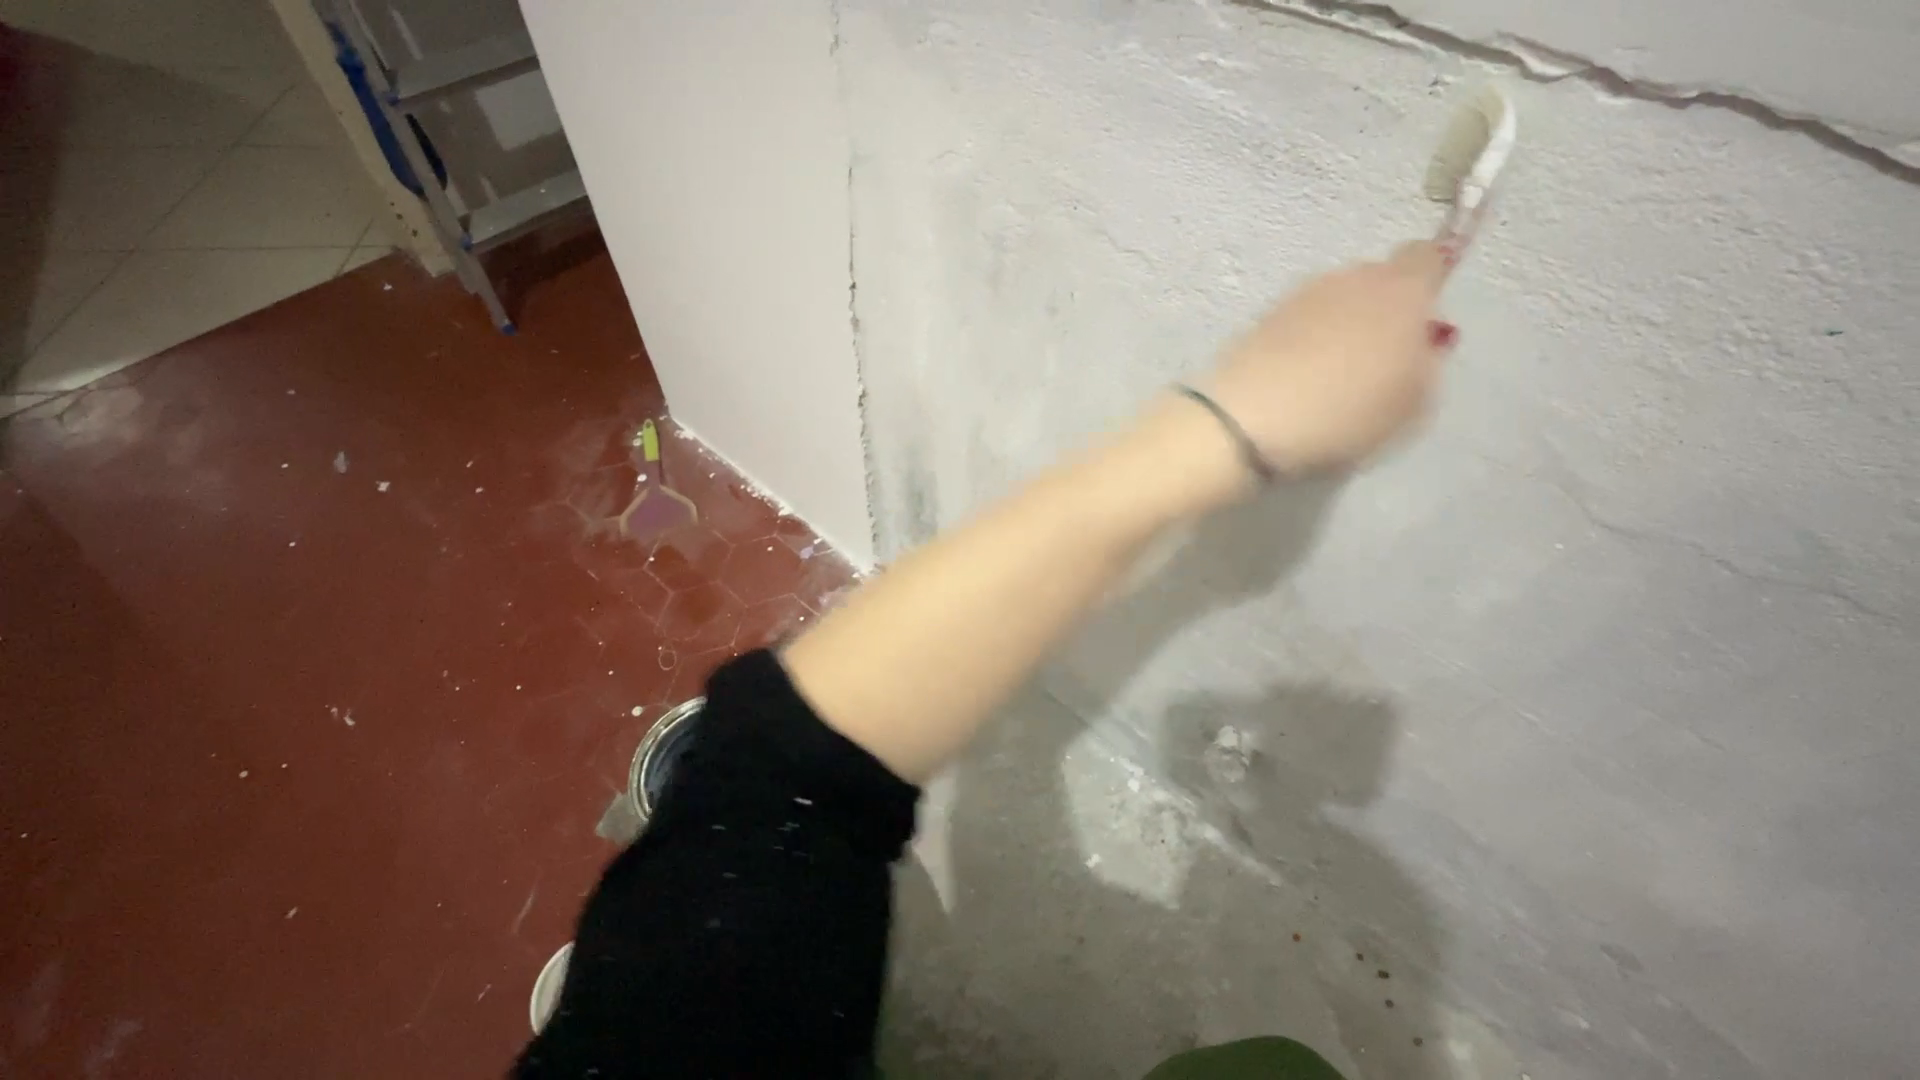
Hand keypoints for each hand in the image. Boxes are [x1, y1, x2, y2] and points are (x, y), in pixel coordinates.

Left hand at [1202, 242, 1453, 474]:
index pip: (1428, 257)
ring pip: (1334, 301)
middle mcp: (1349, 279)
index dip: (1431, 277)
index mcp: (1400, 290)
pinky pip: (1299, 324)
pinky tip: (1299, 380)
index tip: (1425, 313)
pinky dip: (1304, 342)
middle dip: (1383, 309)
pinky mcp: (1261, 319)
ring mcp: (1299, 296)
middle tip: (1381, 359)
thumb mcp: (1414, 404)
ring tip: (1335, 376)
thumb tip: (1425, 339)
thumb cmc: (1346, 414)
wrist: (1247, 422)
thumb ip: (1428, 363)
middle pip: (1377, 280)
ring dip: (1340, 326)